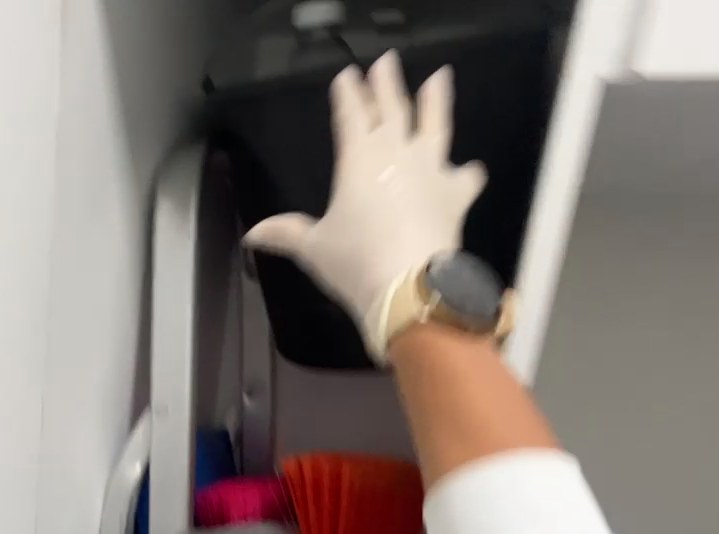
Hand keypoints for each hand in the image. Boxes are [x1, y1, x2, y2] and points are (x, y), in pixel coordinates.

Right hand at [244, 52, 486, 333]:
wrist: (408, 285)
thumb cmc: (354, 262)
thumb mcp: (313, 249)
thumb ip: (286, 234)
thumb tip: (251, 235)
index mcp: (358, 159)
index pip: (351, 116)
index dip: (347, 94)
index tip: (346, 76)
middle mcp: (397, 154)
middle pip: (392, 109)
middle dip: (386, 84)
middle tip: (385, 63)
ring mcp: (431, 170)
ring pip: (435, 125)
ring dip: (436, 100)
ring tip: (439, 78)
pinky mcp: (456, 193)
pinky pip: (465, 177)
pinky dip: (466, 173)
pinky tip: (468, 170)